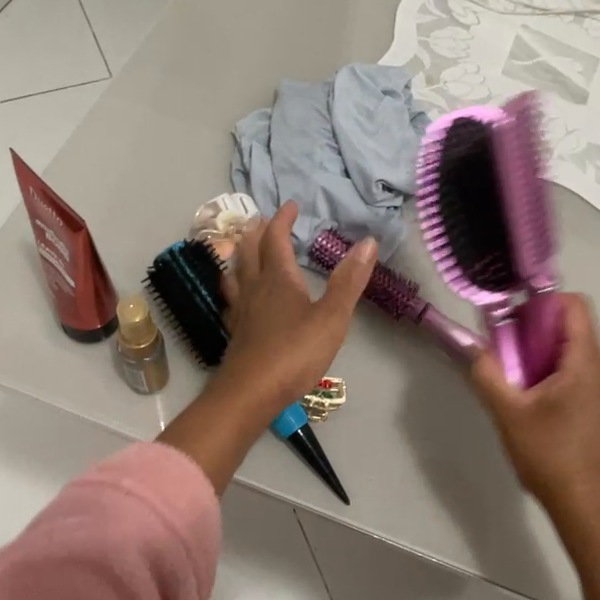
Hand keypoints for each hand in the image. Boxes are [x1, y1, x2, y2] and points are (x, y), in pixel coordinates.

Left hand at [215, 201, 376, 418]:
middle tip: (262, 220)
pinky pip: (231, 299)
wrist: (250, 393)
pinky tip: (237, 297)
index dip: (281, 220)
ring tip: (243, 249)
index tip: (290, 206)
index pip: (275, 240)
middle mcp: (254, 289)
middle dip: (257, 232)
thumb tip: (368, 242)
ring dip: (240, 255)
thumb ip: (348, 281)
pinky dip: (234, 287)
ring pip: (235, 273)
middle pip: (249, 251)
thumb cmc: (294, 353)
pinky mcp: (235, 333)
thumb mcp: (331, 318)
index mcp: (278, 279)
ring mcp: (240, 311)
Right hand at [471, 295, 599, 599]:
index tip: (511, 321)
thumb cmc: (549, 455)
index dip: (541, 302)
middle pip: (571, 326)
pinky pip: (575, 372)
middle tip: (504, 353)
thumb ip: (487, 373)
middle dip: (534, 330)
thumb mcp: (508, 413)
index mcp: (587, 361)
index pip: (574, 305)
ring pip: (571, 350)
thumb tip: (471, 346)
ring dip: (540, 354)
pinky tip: (530, 401)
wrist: (585, 505)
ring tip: (513, 380)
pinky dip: (551, 373)